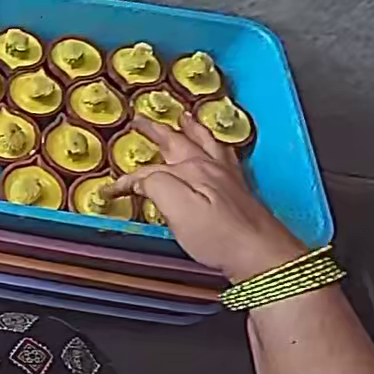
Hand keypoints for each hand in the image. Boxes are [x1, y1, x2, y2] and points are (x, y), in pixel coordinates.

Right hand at [108, 116, 306, 280]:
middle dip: (157, 131)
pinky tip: (215, 149)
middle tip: (142, 122)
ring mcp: (227, 177)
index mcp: (191, 171)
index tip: (113, 190)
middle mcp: (210, 168)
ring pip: (205, 142)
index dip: (128, 180)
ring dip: (190, 129)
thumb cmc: (220, 237)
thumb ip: (156, 187)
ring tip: (183, 119)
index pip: (149, 171)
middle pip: (179, 141)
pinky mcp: (238, 190)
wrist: (260, 254)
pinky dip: (214, 144)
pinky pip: (223, 155)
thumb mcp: (178, 210)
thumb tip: (142, 179)